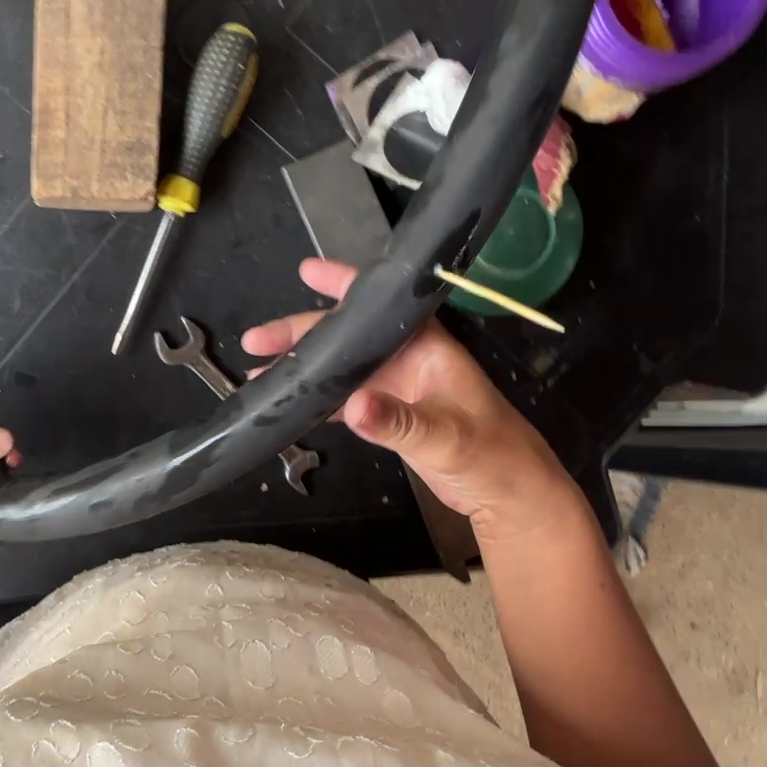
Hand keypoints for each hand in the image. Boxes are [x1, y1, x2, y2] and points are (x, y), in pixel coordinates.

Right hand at [242, 258, 584, 543]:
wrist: (511, 495)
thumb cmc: (493, 455)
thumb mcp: (446, 438)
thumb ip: (397, 422)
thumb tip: (350, 406)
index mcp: (426, 348)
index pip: (380, 306)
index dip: (343, 284)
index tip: (307, 271)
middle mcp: (407, 360)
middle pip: (345, 337)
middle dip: (300, 333)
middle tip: (255, 340)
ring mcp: (396, 388)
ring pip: (339, 367)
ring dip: (301, 368)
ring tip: (257, 371)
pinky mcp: (389, 415)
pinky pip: (343, 398)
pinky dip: (315, 400)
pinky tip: (287, 406)